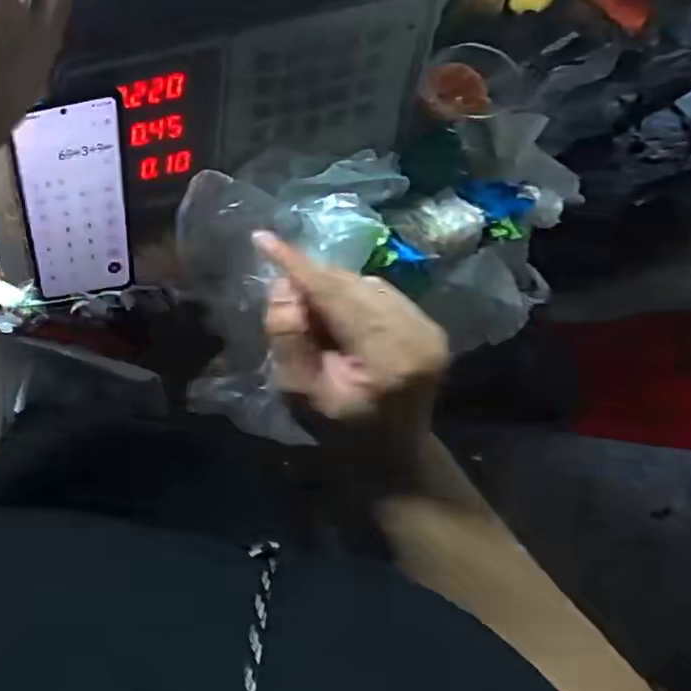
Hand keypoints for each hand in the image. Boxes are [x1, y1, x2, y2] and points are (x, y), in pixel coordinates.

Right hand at [257, 232, 447, 445]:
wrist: (393, 452)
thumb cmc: (338, 428)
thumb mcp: (298, 391)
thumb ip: (288, 339)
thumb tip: (284, 287)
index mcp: (388, 356)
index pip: (335, 294)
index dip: (296, 265)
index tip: (262, 237)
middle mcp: (417, 332)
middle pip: (349, 283)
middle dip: (308, 279)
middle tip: (281, 300)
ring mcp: (427, 326)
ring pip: (361, 282)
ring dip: (327, 287)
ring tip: (310, 318)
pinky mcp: (427, 323)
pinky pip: (374, 289)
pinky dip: (345, 294)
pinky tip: (334, 319)